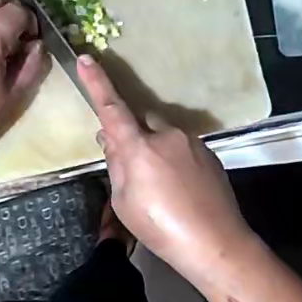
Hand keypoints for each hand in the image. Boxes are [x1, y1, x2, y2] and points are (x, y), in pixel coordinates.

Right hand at [78, 54, 257, 281]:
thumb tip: (110, 140)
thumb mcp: (124, 201)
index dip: (96, 84)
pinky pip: (182, 149)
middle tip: (132, 172)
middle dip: (134, 138)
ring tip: (160, 190)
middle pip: (142, 123)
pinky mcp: (209, 155)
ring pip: (164, 137)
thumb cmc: (160, 227)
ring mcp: (192, 143)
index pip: (111, 109)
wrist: (215, 242)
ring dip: (156, 152)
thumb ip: (117, 166)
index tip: (86, 59)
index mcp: (140, 147)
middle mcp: (167, 135)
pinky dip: (174, 162)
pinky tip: (179, 192)